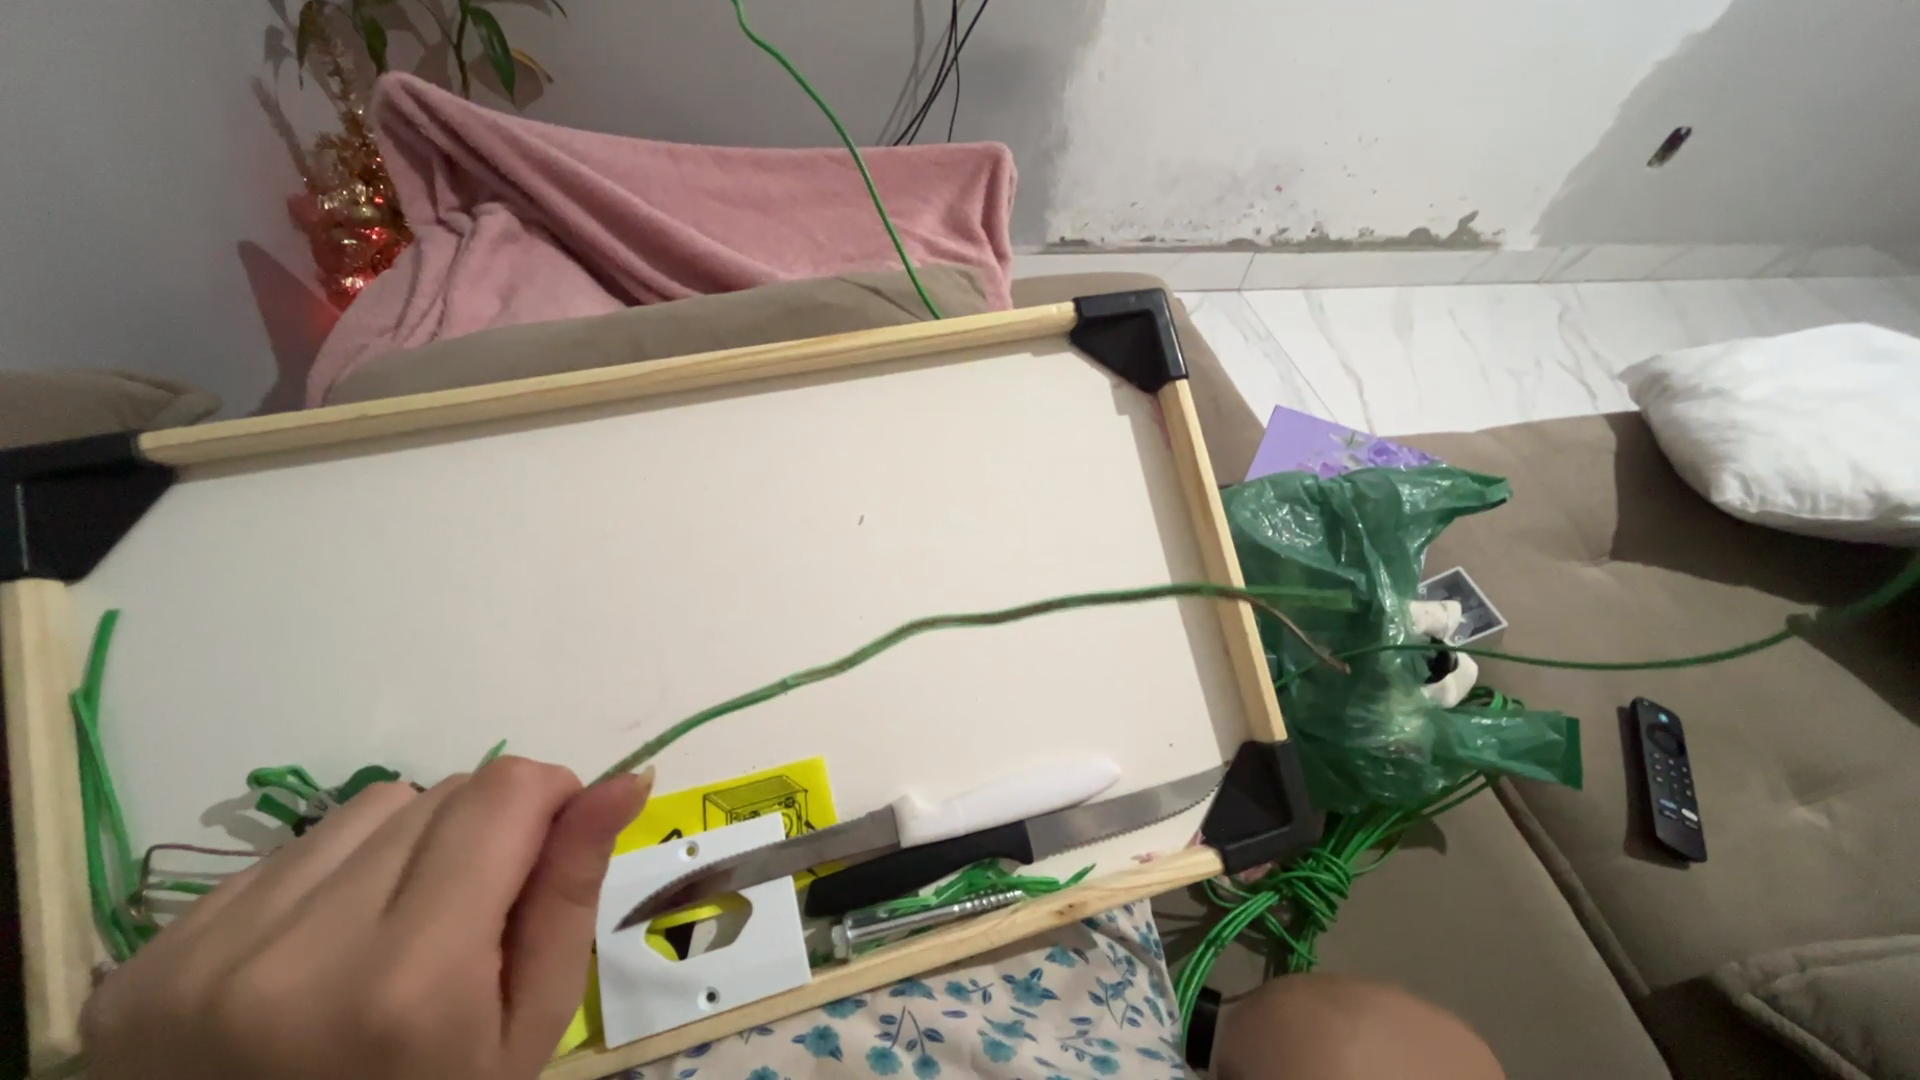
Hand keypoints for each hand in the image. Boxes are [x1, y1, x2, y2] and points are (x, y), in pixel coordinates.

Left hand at [83, 757, 651, 1078]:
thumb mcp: (528, 1025)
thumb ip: (571, 895)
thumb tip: (625, 782)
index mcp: (411, 978)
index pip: (506, 793)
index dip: (552, 798)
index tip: (553, 847)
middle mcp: (299, 949)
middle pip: (444, 794)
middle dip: (488, 829)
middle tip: (481, 908)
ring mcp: (208, 950)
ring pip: (372, 807)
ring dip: (414, 842)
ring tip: (402, 925)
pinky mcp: (151, 953)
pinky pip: (294, 850)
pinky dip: (339, 875)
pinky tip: (328, 949)